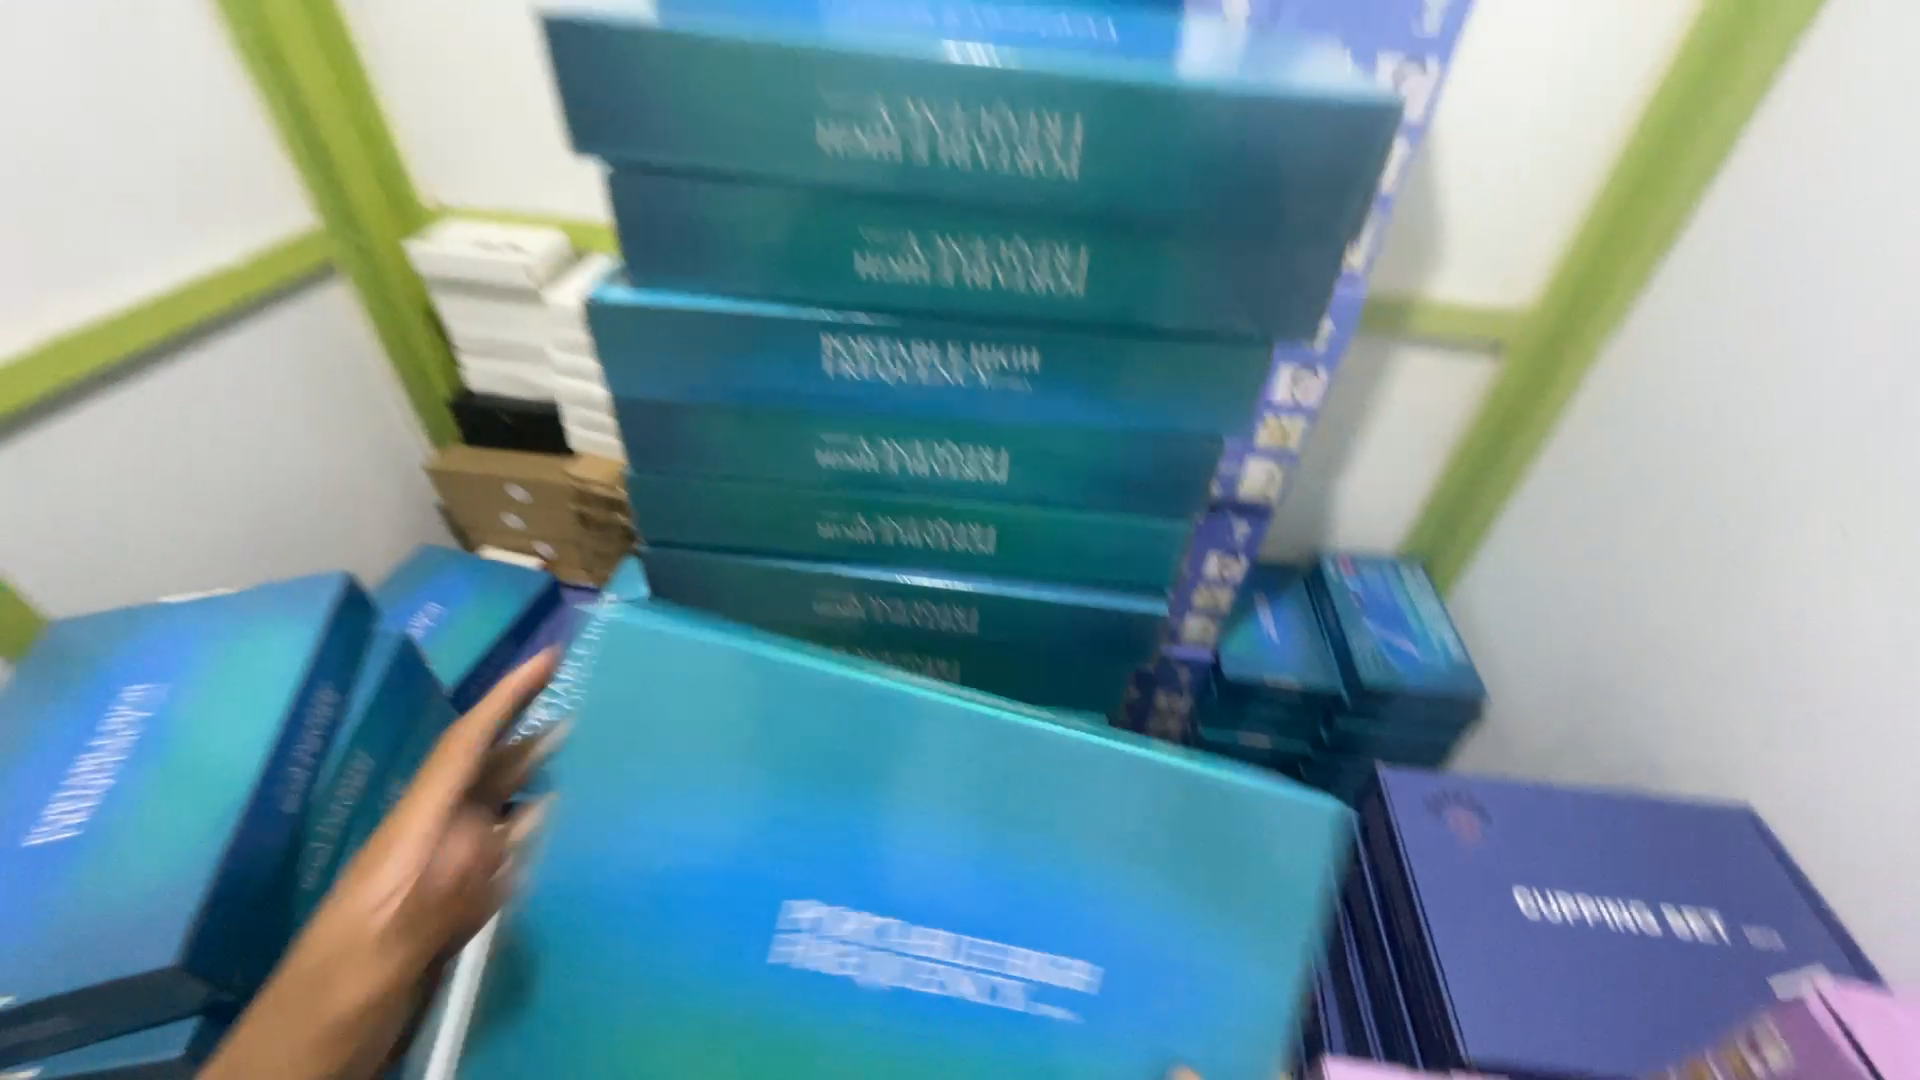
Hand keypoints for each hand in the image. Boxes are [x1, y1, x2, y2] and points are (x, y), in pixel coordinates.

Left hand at [201, 649, 562, 1079]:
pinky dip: (536, 828)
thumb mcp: (377, 961)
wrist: (288, 1072)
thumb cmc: (324, 1014)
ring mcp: (435, 878)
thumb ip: (437, 897)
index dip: (504, 700)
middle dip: (533, 728)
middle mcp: (425, 845)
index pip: (460, 752)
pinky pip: (501, 851)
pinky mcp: (447, 908)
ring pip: (496, 808)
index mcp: (406, 843)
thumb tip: (500, 828)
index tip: (549, 658)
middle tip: (597, 701)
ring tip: (593, 752)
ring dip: (540, 775)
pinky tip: (564, 828)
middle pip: (484, 771)